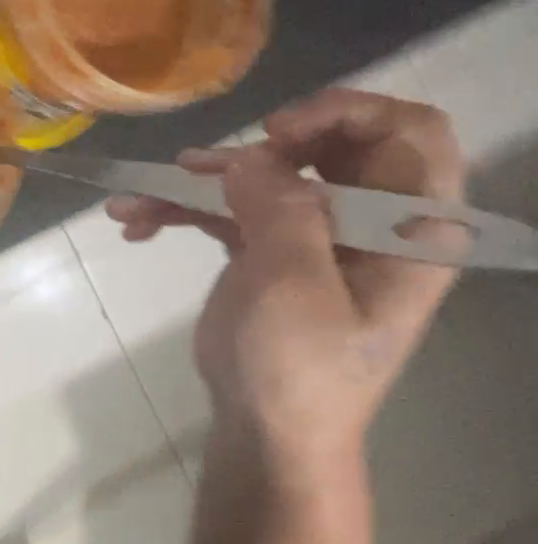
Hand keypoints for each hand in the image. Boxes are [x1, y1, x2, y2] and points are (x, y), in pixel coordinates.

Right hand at [108, 89, 465, 468]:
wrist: (268, 428)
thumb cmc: (300, 368)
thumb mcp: (294, 290)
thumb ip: (281, 214)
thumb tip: (248, 157)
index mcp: (408, 229)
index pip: (408, 134)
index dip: (345, 114)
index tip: (273, 134)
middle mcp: (370, 222)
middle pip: (329, 146)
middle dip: (258, 148)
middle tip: (205, 169)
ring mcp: (316, 235)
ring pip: (265, 175)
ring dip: (199, 182)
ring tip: (138, 199)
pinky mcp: (268, 250)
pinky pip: (227, 208)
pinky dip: (180, 209)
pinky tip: (135, 224)